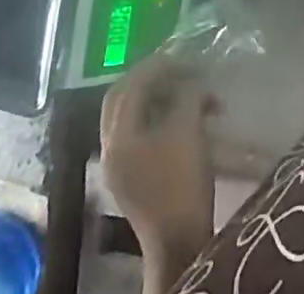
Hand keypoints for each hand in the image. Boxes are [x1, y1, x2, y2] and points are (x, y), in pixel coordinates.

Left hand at [101, 55, 216, 265]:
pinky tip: (183, 121)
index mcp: (117, 134)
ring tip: (189, 96)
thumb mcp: (188, 129)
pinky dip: (159, 119)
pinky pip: (139, 135)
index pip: (131, 84)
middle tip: (181, 73)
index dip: (159, 66)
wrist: (179, 243)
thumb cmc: (181, 182)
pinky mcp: (131, 179)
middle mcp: (109, 146)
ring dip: (158, 100)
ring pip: (131, 116)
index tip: (186, 60)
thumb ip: (188, 94)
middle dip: (152, 80)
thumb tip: (193, 80)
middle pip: (123, 98)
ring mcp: (118, 165)